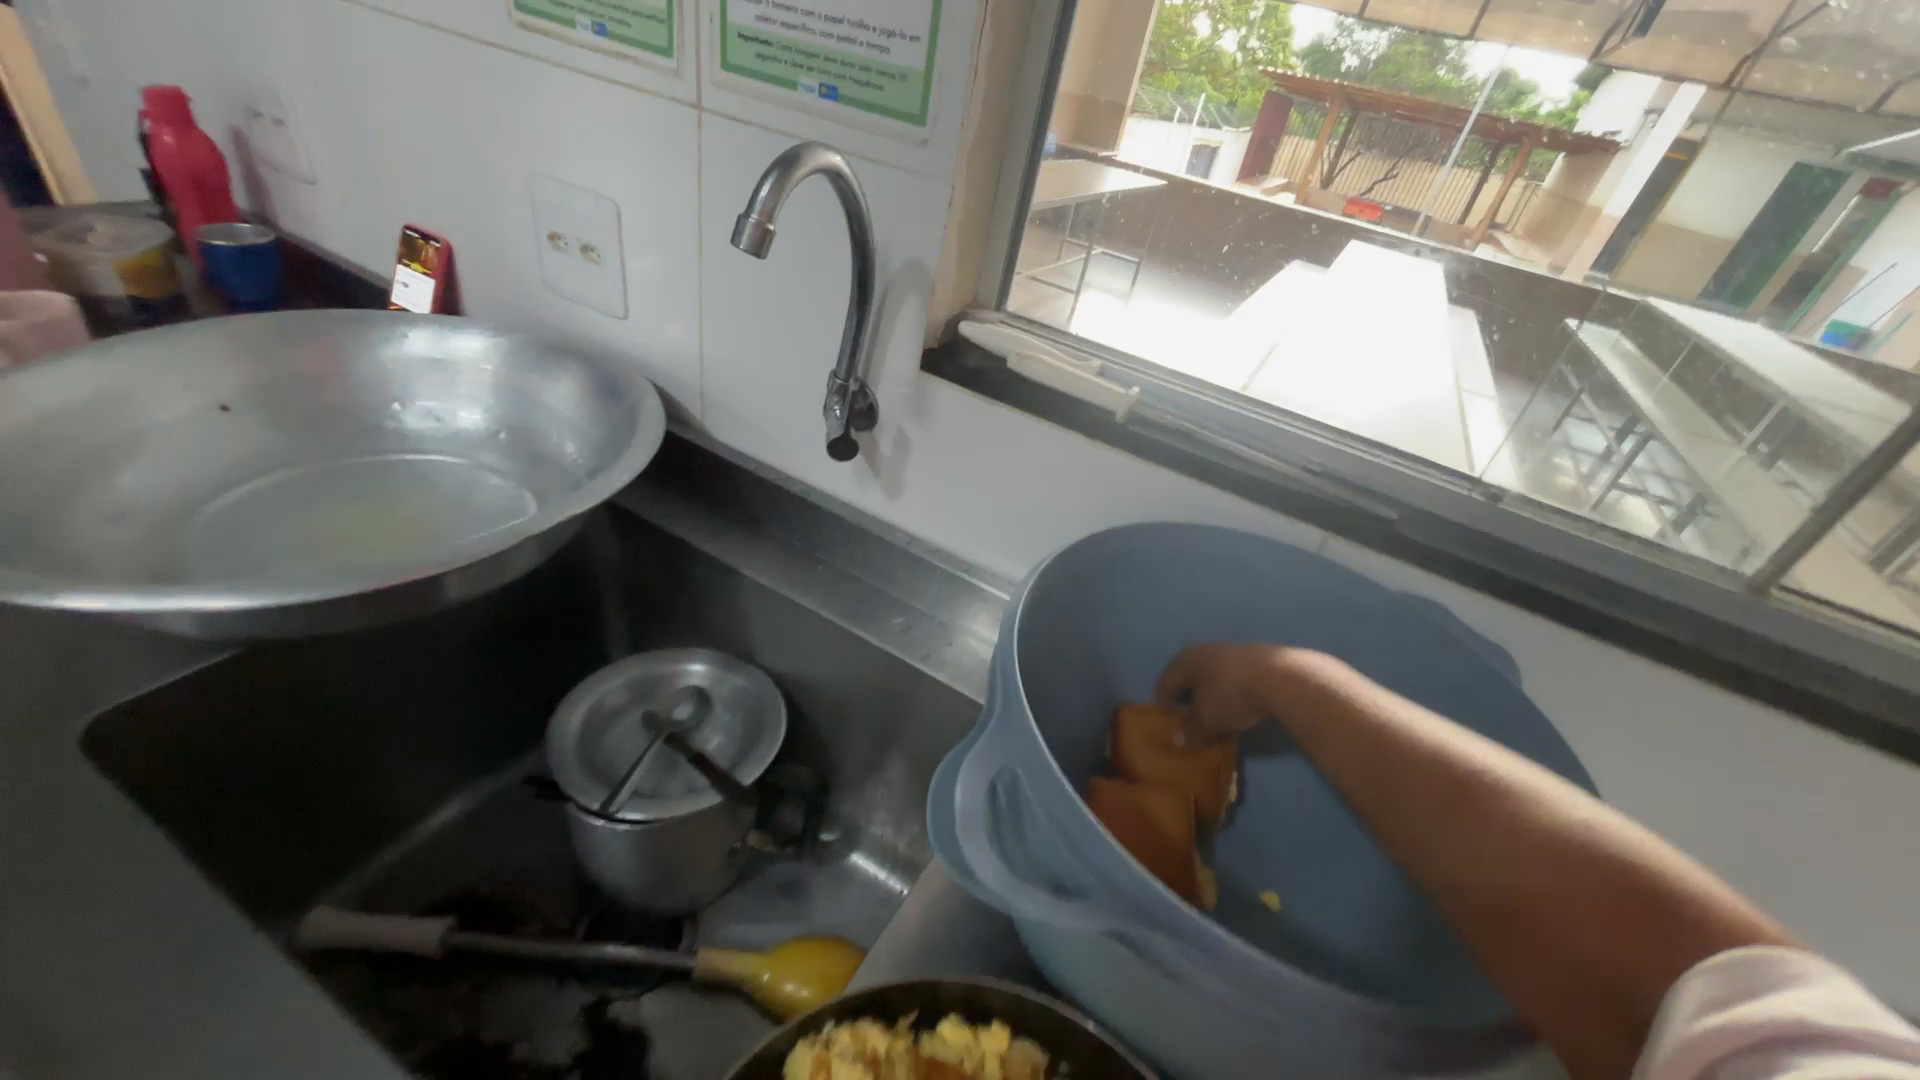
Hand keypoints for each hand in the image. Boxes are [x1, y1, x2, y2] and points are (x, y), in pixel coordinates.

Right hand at [1154, 643, 1291, 744]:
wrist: (1280, 677)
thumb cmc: (1230, 695)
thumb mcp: (1207, 719)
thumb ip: (1191, 730)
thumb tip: (1178, 739)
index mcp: (1185, 661)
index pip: (1165, 682)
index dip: (1164, 702)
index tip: (1169, 720)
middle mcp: (1204, 651)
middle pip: (1189, 675)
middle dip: (1188, 696)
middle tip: (1191, 716)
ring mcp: (1232, 651)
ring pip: (1213, 674)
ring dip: (1211, 692)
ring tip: (1217, 712)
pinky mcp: (1256, 656)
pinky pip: (1234, 676)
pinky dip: (1232, 690)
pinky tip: (1240, 704)